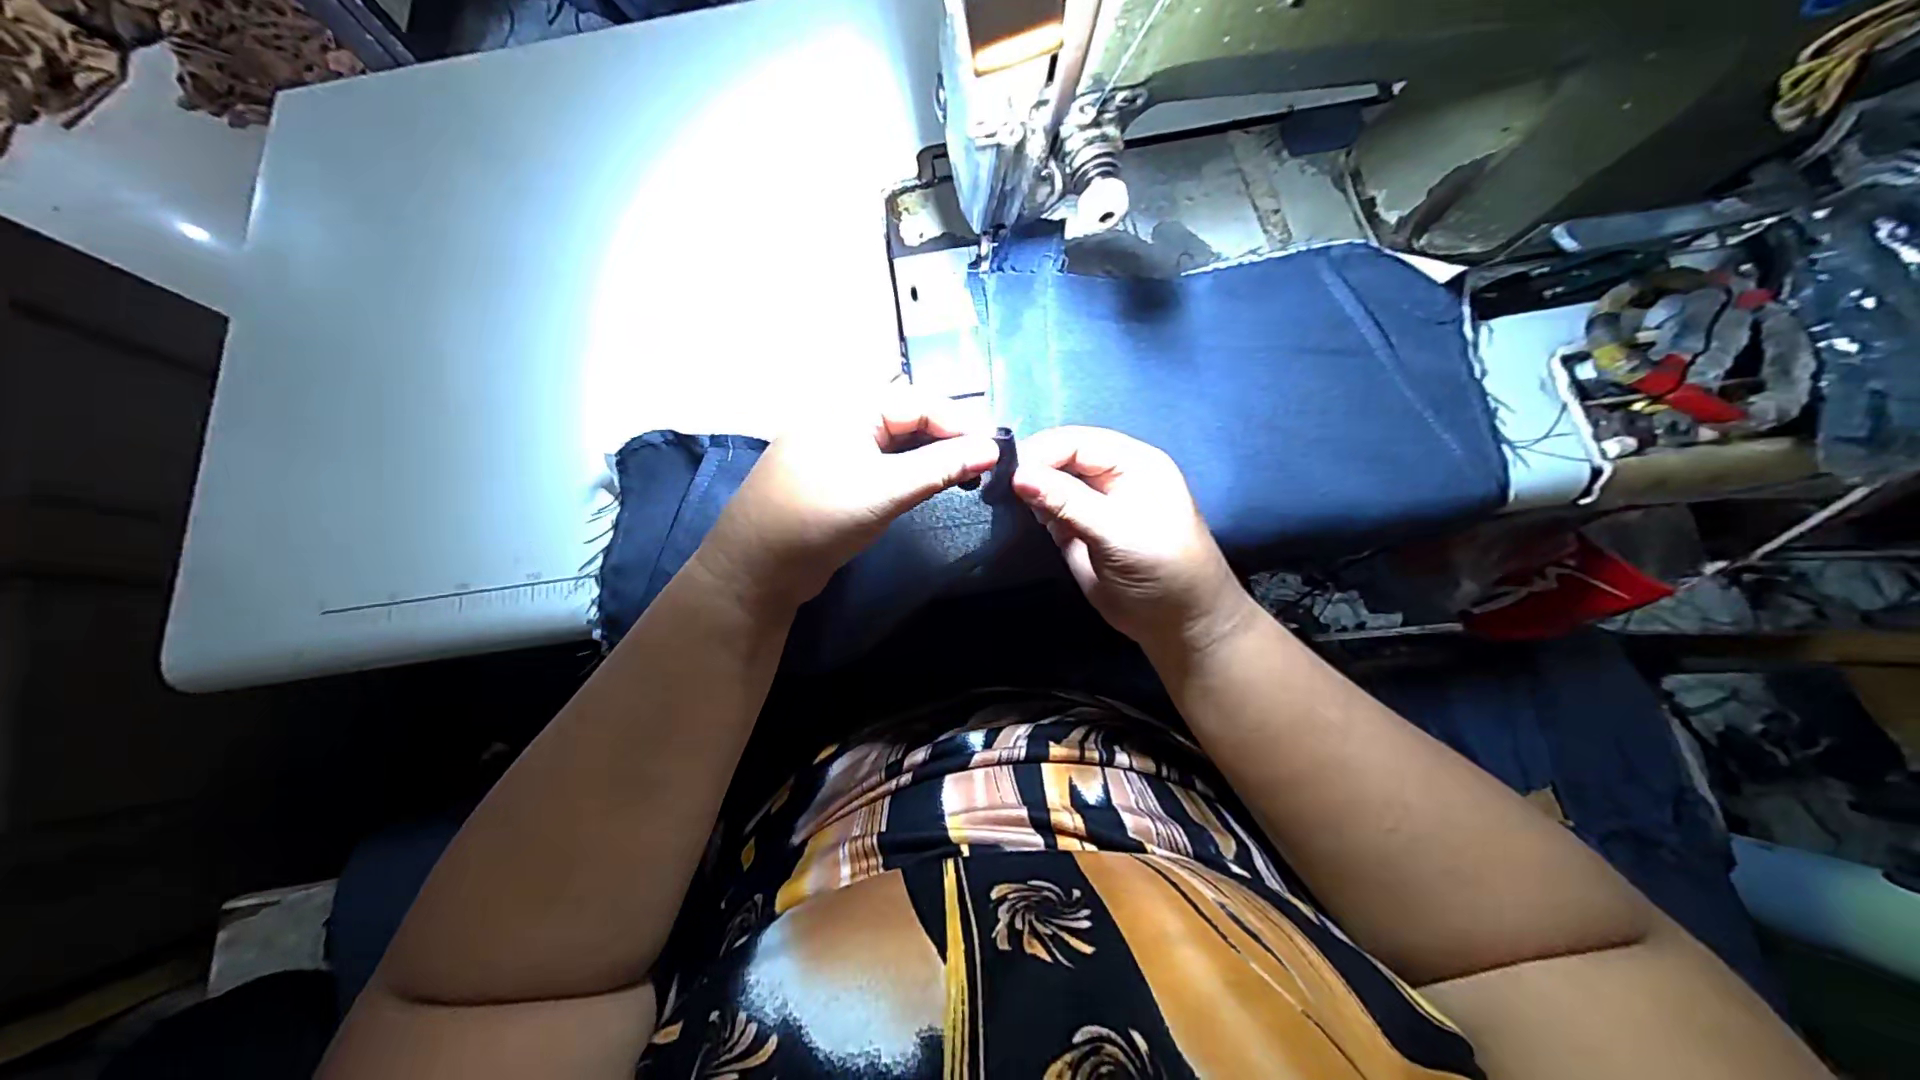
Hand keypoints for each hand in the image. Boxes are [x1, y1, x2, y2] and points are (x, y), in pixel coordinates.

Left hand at [693, 389, 999, 611]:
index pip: (918, 402)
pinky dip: (907, 470)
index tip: (994, 452)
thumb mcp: (886, 490)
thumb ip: (941, 467)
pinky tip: (928, 484)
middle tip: (983, 465)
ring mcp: (836, 447)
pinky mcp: (834, 475)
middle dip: (946, 437)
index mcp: (849, 406)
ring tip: (964, 476)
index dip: (959, 424)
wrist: (756, 567)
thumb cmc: (821, 519)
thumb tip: (992, 448)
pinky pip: (880, 461)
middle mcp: (842, 417)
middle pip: (907, 416)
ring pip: (895, 441)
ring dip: (929, 455)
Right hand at [1012, 426, 1259, 656]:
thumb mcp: (1115, 531)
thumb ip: (1067, 501)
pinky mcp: (1080, 529)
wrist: (1179, 624)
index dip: (1041, 451)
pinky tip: (1024, 516)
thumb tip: (1018, 475)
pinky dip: (1035, 510)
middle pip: (1062, 457)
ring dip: (1030, 489)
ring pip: (1053, 482)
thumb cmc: (1160, 570)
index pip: (1077, 441)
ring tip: (1004, 499)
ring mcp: (1095, 503)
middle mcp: (1113, 476)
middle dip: (1032, 468)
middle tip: (997, 484)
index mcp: (1132, 463)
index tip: (1006, 470)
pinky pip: (1051, 509)